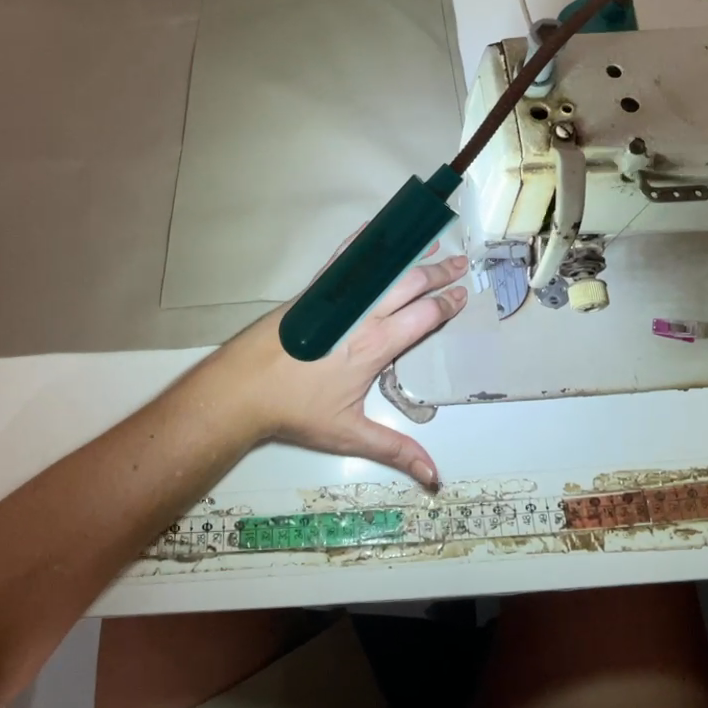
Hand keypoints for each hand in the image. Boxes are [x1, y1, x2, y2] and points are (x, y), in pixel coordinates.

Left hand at [201, 244, 468, 488]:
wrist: (244, 386)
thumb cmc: (296, 410)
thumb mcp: (348, 434)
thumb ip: (395, 449)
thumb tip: (434, 476)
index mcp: (375, 346)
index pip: (423, 318)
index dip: (447, 305)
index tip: (463, 295)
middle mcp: (361, 315)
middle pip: (409, 285)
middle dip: (438, 273)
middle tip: (460, 264)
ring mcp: (337, 298)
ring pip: (380, 269)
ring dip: (408, 255)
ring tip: (429, 242)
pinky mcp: (314, 292)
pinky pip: (343, 261)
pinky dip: (362, 245)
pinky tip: (373, 231)